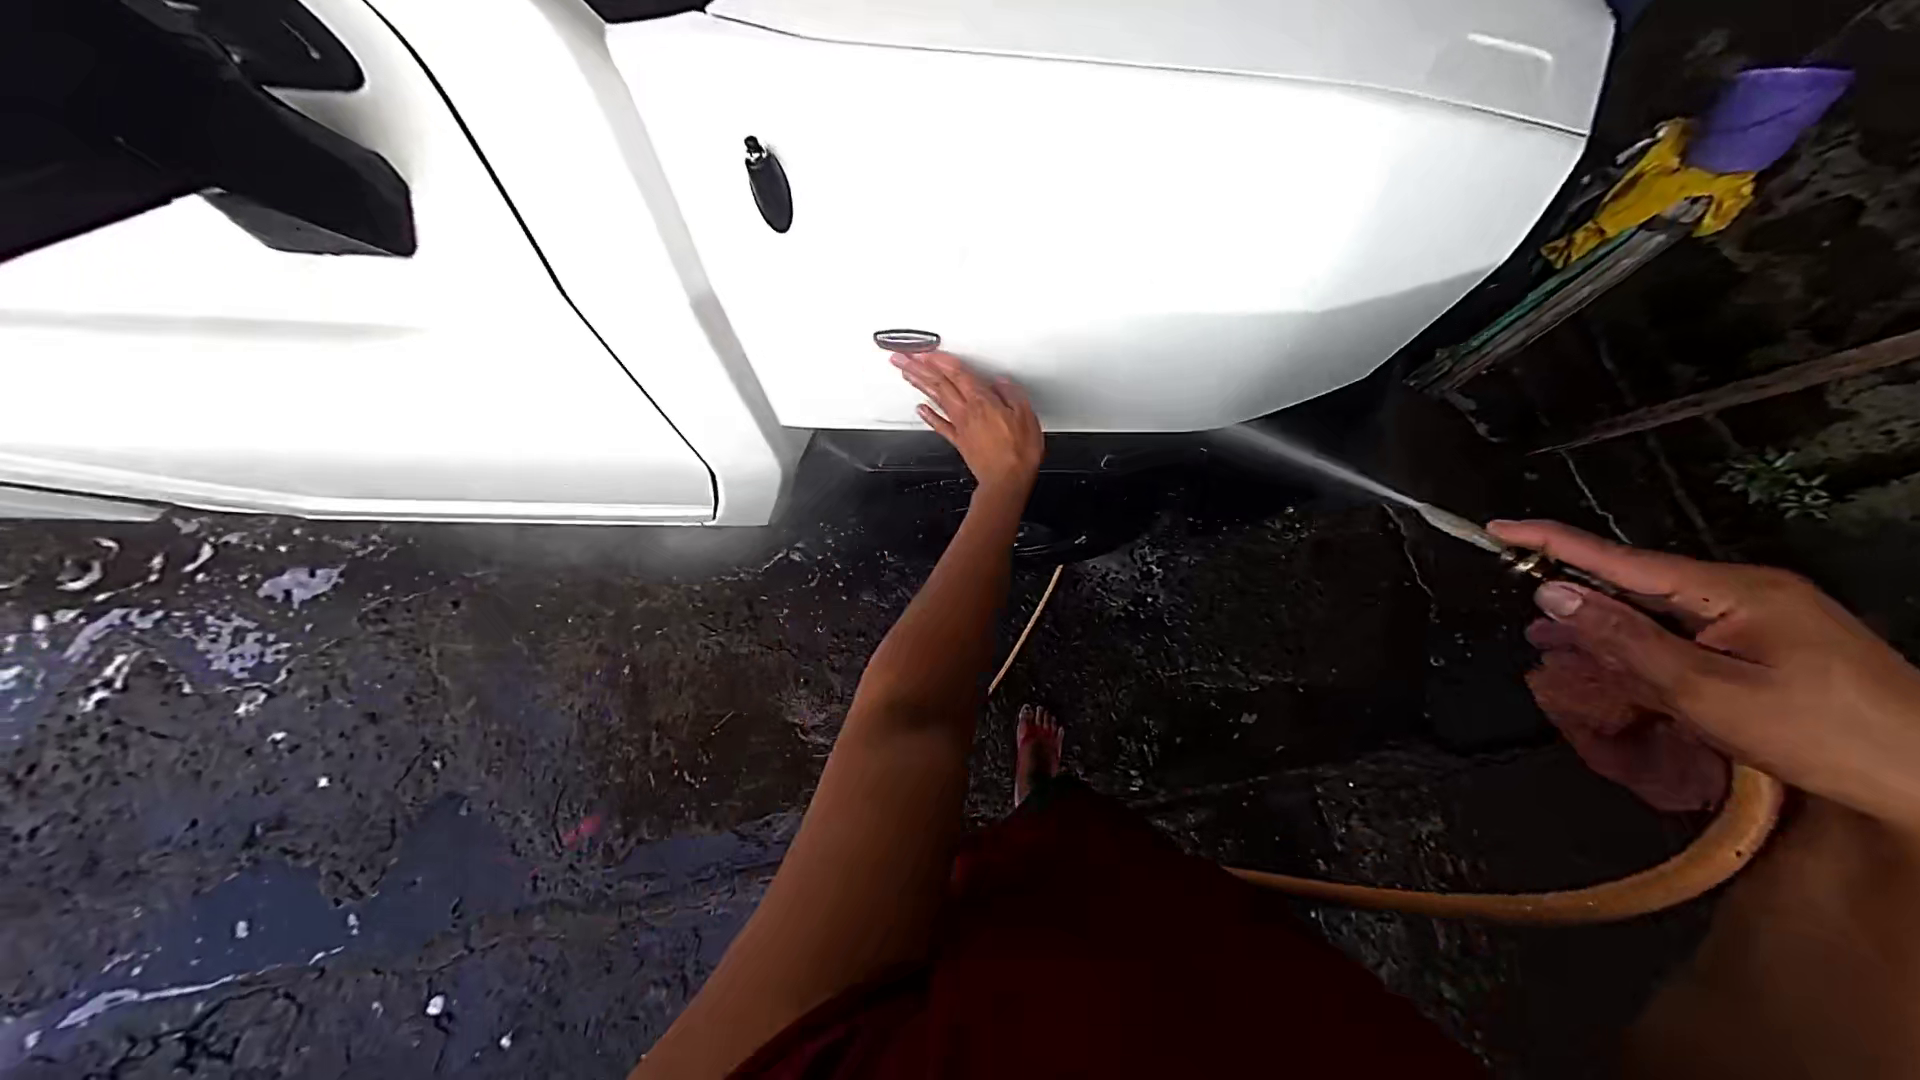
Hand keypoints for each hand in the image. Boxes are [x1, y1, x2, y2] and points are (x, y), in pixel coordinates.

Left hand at [891, 351, 1042, 496]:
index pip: (957, 373)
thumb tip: (1002, 383)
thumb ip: (1012, 395)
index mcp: (983, 402)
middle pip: (940, 383)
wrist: (1006, 481)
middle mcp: (967, 412)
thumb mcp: (1025, 416)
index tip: (926, 350)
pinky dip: (929, 415)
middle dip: (920, 368)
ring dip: (919, 384)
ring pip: (936, 399)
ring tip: (906, 373)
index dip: (941, 360)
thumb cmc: (1018, 453)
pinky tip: (920, 408)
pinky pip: (940, 425)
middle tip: (902, 357)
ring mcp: (961, 426)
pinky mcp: (960, 442)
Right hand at [1491, 520, 1919, 830]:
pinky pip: (1680, 635)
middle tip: (1524, 621)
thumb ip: (1622, 637)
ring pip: (1654, 613)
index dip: (1552, 542)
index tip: (1499, 527)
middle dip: (1573, 597)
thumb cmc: (1822, 734)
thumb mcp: (1706, 689)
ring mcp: (1758, 620)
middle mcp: (1744, 593)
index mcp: (1733, 591)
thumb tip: (1551, 593)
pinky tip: (1607, 660)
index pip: (1619, 558)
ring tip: (1548, 644)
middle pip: (1634, 584)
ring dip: (1601, 628)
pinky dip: (1636, 646)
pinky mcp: (1766, 646)